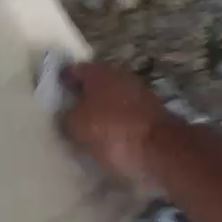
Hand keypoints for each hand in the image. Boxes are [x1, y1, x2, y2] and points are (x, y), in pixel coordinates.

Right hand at [59, 61, 176, 183]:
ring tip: (94, 133)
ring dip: (106, 112)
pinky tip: (116, 143)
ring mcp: (141, 94)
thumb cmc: (113, 131)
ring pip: (115, 100)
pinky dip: (122, 126)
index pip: (74, 70)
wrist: (165, 151)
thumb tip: (65, 118)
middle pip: (97, 84)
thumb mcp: (76, 127)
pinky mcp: (156, 115)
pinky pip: (130, 118)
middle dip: (86, 97)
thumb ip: (65, 119)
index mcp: (97, 71)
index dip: (63, 81)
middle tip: (73, 114)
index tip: (57, 95)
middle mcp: (120, 76)